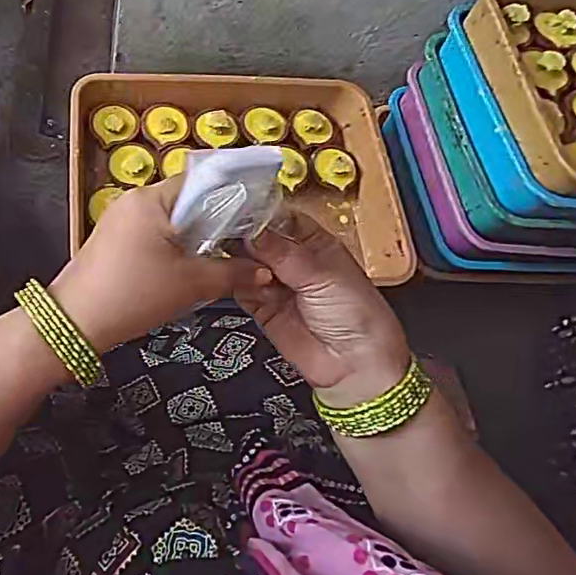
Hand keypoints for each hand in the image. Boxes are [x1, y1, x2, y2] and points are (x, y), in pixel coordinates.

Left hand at [50, 178, 257, 350]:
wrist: (76, 322)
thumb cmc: (130, 295)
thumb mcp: (191, 284)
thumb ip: (233, 273)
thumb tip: (261, 272)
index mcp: (151, 199)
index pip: (204, 181)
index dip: (234, 195)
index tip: (256, 213)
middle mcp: (133, 201)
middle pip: (188, 201)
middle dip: (215, 222)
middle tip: (240, 243)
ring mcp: (120, 220)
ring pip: (170, 220)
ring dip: (194, 237)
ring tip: (215, 260)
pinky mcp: (113, 240)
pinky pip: (153, 234)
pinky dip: (173, 247)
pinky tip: (185, 269)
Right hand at [235, 212, 411, 407]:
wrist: (354, 367)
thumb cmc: (357, 316)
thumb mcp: (322, 276)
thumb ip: (283, 253)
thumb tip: (251, 232)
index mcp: (314, 244)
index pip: (280, 219)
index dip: (259, 213)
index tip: (235, 207)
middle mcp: (293, 261)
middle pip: (258, 240)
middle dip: (241, 235)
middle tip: (218, 228)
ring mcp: (275, 284)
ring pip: (245, 262)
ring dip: (234, 258)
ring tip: (218, 251)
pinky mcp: (260, 307)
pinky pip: (239, 288)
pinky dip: (230, 282)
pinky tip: (223, 274)